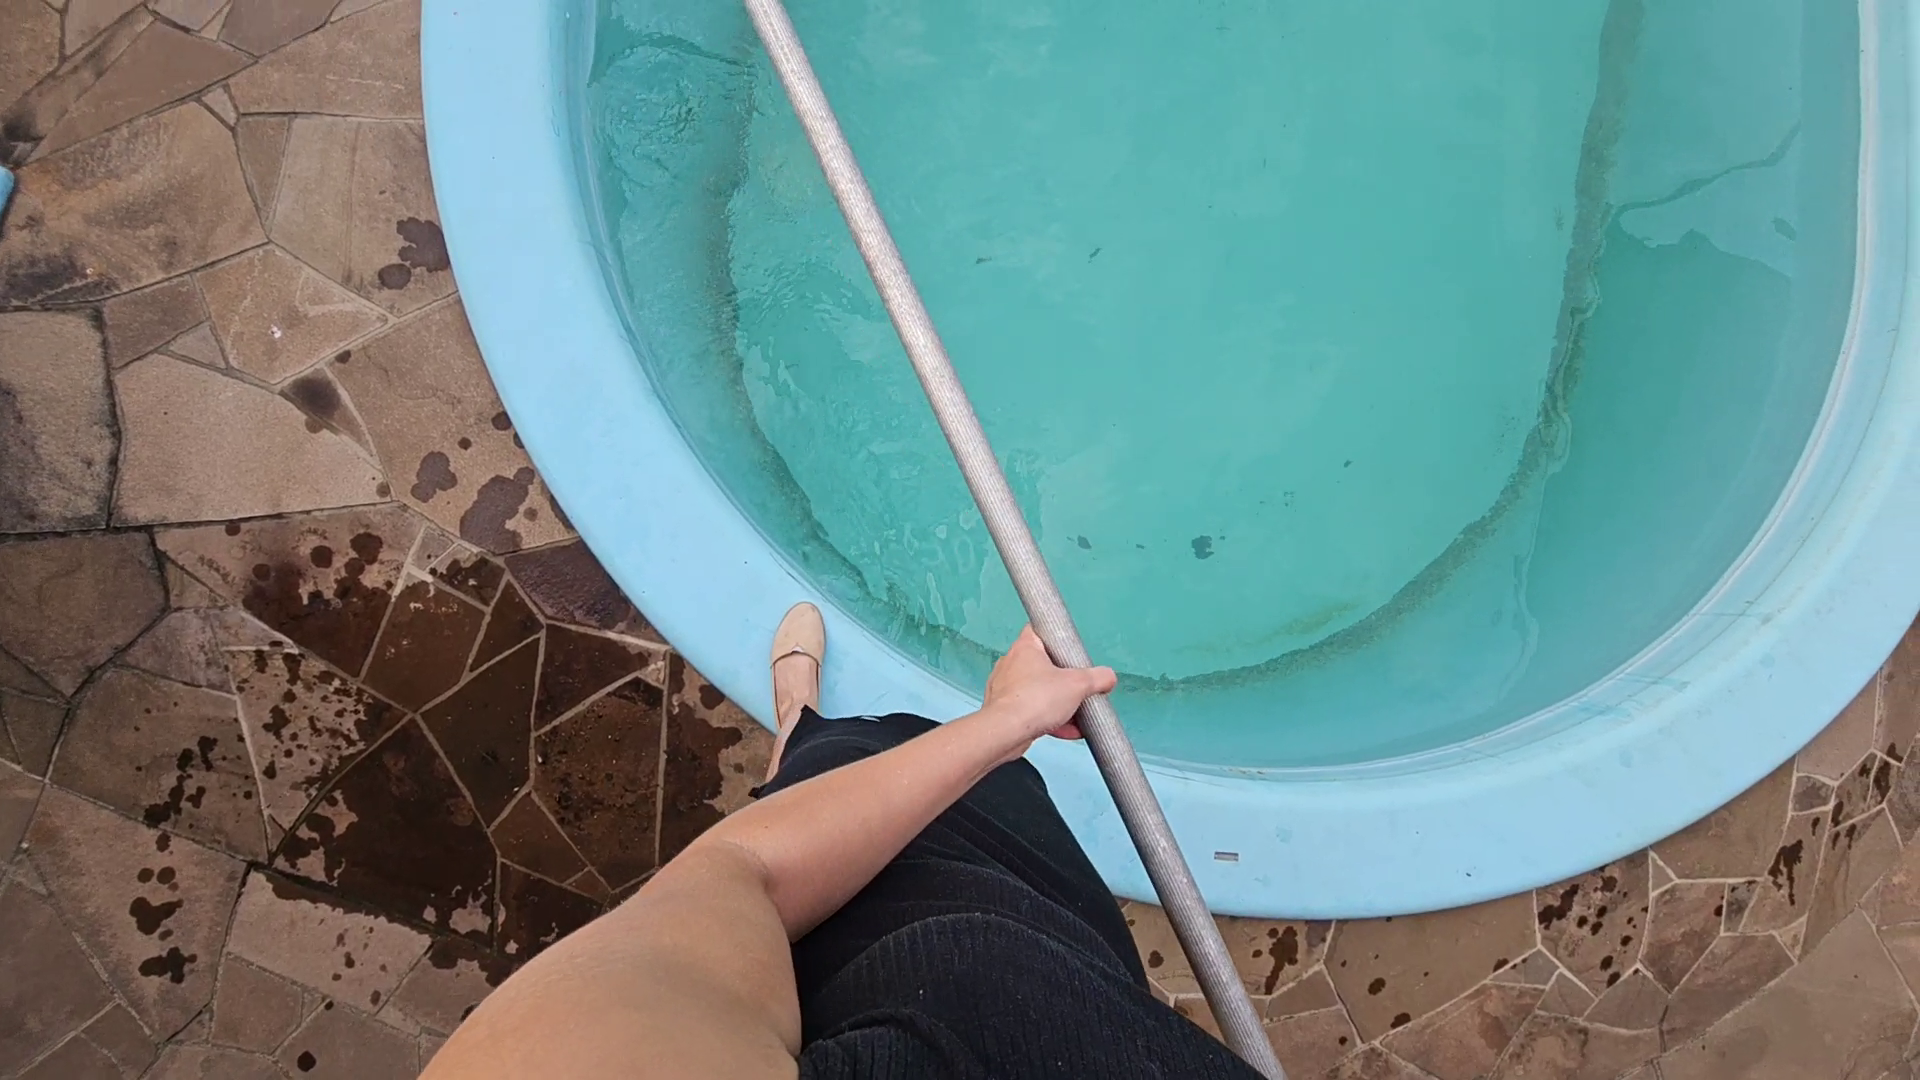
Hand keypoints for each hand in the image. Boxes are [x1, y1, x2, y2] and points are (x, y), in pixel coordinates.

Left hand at [978, 626, 1116, 756]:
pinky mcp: (1004, 710)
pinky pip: (1031, 711)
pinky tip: (1067, 731)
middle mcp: (1011, 663)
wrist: (1006, 732)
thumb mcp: (1078, 685)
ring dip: (1058, 703)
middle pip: (1043, 665)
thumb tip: (1108, 677)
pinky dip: (1048, 719)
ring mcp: (1005, 687)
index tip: (1069, 648)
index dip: (1055, 637)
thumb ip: (1097, 678)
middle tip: (1079, 688)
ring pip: (1038, 691)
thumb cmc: (1034, 700)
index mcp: (1026, 647)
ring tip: (1078, 716)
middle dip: (1063, 680)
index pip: (1038, 630)